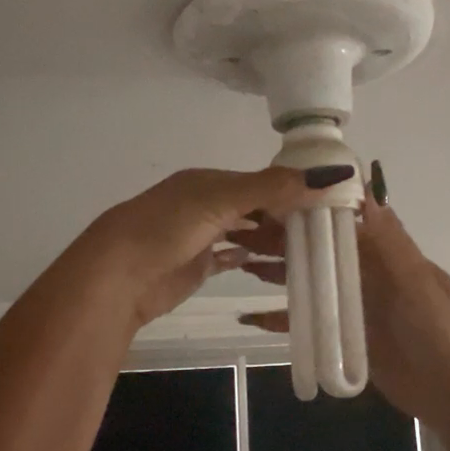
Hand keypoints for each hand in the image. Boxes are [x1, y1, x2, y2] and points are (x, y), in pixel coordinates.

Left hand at [76, 165, 355, 326]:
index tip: (327, 201)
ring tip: (306, 248)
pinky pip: (229, 257)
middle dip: (285, 214)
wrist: (119, 275)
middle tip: (324, 230)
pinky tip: (267, 262)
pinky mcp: (196, 266)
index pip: (261, 181)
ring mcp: (199, 236)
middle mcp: (204, 204)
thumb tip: (330, 175)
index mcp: (209, 181)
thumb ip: (273, 188)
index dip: (293, 188)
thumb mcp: (222, 199)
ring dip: (270, 236)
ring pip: (244, 231)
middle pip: (254, 206)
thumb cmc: (168, 228)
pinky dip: (247, 256)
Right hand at [228, 166, 449, 431]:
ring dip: (279, 272)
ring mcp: (357, 307)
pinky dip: (283, 318)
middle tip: (239, 233)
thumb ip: (390, 241)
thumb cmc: (444, 333)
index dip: (309, 208)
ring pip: (312, 282)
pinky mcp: (348, 338)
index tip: (271, 199)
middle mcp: (370, 274)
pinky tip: (251, 317)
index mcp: (389, 254)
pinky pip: (311, 322)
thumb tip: (363, 187)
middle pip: (320, 251)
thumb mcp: (418, 283)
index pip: (342, 221)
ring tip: (239, 263)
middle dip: (283, 241)